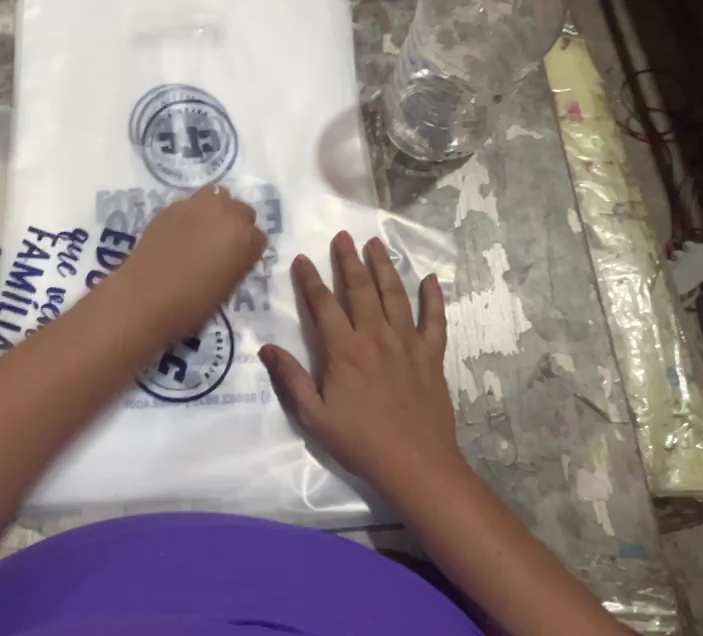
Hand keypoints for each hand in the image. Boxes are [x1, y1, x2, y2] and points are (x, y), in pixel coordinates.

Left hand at [112, 185, 267, 338]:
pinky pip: (190, 203)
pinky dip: (191, 214)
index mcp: (246, 238)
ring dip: (216, 209)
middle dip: (236, 225)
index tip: (237, 261)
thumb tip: (232, 254)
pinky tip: (180, 232)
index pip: (259, 237)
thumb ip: (237, 262)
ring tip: (204, 230)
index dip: (248, 250)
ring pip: (217, 195)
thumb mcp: (228, 287)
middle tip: (221, 244)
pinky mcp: (172, 206)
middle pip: (242, 211)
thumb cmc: (192, 304)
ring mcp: (197, 205)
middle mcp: (226, 214)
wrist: (146, 297)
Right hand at [260, 231, 462, 496]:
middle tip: (343, 236)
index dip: (310, 280)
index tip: (302, 258)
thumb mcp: (314, 416)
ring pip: (395, 296)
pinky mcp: (432, 357)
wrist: (416, 465)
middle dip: (349, 260)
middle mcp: (376, 337)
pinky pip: (435, 321)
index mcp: (345, 351)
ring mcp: (408, 344)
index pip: (323, 305)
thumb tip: (267, 347)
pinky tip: (432, 279)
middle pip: (361, 290)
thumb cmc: (360, 442)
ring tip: (377, 244)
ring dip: (384, 267)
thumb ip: (291, 378)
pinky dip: (434, 299)